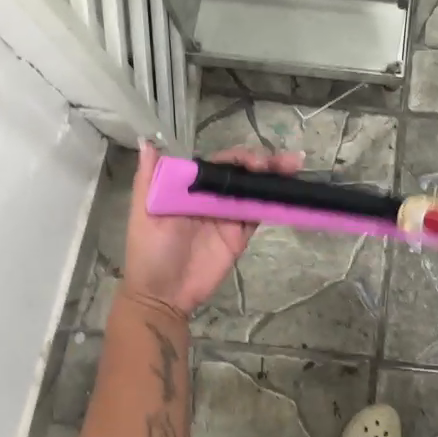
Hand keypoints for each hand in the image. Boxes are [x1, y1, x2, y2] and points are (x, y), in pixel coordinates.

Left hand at [121, 141, 304, 317]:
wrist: (161, 296)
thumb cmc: (148, 251)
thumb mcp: (143, 212)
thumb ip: (148, 177)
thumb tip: (147, 140)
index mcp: (189, 186)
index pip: (218, 163)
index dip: (238, 157)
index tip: (256, 160)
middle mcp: (211, 196)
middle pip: (242, 172)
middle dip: (264, 162)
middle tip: (284, 162)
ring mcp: (228, 215)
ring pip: (254, 189)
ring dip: (274, 176)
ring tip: (294, 166)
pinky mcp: (239, 235)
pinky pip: (259, 213)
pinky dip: (274, 201)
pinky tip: (289, 192)